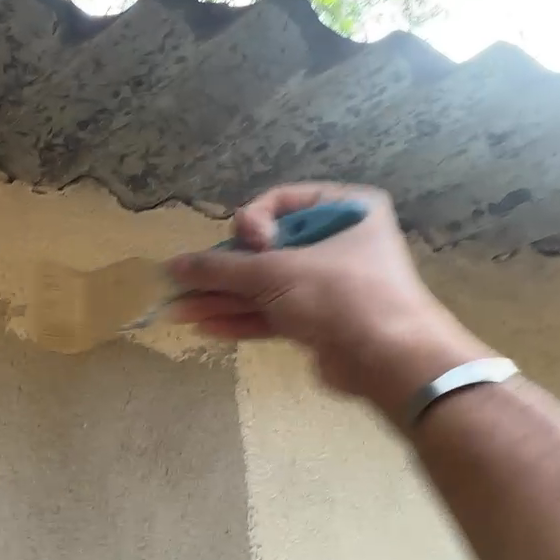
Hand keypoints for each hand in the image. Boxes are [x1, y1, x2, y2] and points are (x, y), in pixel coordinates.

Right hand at [167, 183, 492, 418]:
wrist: (387, 357)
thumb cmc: (339, 295)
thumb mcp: (273, 273)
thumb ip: (219, 268)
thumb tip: (172, 265)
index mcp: (344, 209)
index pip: (278, 202)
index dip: (250, 222)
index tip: (245, 244)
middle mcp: (335, 242)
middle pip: (262, 251)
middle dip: (220, 272)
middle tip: (183, 286)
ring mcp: (324, 284)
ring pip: (261, 286)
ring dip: (220, 299)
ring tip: (178, 313)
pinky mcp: (315, 319)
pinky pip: (269, 313)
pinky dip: (238, 319)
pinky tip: (204, 327)